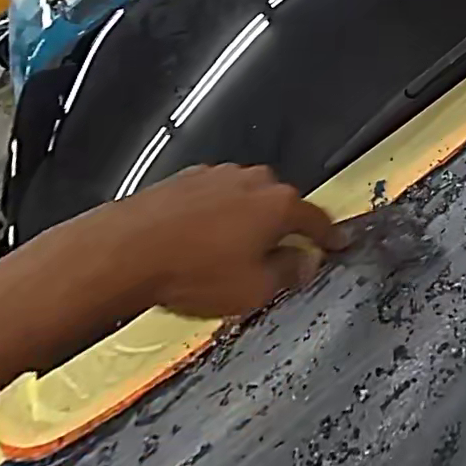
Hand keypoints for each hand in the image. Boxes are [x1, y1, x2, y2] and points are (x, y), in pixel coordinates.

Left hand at [72, 163, 345, 318]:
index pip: (317, 219)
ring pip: (248, 201)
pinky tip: (200, 245)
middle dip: (281, 233)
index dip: (330, 236)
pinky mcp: (192, 178)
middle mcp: (253, 182)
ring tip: (225, 261)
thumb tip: (301, 265)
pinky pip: (218, 197)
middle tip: (274, 264)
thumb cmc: (187, 268)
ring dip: (245, 224)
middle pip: (281, 207)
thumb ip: (289, 273)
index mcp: (277, 205)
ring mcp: (221, 176)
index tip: (336, 242)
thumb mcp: (253, 290)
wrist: (129, 249)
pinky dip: (217, 217)